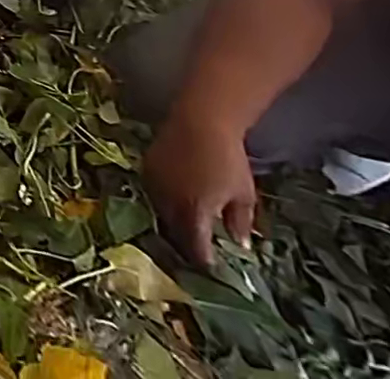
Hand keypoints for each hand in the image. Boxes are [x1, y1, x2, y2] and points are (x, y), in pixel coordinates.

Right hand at [143, 112, 255, 266]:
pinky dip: (162, 202)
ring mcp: (154, 182)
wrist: (200, 121)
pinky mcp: (146, 167)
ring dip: (172, 221)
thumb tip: (238, 245)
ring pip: (159, 211)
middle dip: (185, 242)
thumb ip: (239, 222)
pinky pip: (152, 193)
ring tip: (185, 227)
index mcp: (194, 210)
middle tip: (197, 250)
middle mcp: (169, 199)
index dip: (203, 259)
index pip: (195, 244)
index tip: (211, 268)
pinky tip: (174, 202)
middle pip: (173, 230)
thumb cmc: (227, 160)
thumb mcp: (243, 195)